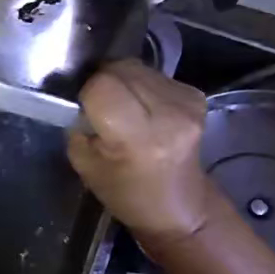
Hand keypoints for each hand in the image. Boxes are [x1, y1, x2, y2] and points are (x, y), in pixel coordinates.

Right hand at [67, 60, 218, 244]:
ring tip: (122, 108)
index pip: (102, 86)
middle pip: (120, 70)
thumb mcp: (85, 165)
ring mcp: (186, 103)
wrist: (177, 205)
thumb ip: (79, 126)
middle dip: (103, 82)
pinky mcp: (196, 96)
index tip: (85, 111)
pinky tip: (142, 108)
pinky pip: (154, 74)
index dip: (87, 93)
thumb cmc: (125, 193)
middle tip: (99, 107)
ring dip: (122, 81)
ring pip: (137, 68)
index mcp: (138, 138)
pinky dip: (140, 85)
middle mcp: (167, 115)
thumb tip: (80, 98)